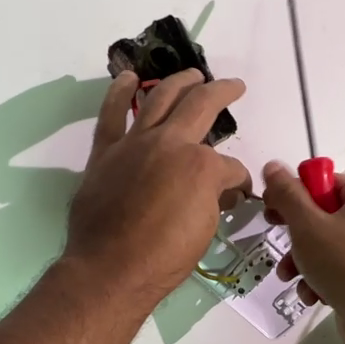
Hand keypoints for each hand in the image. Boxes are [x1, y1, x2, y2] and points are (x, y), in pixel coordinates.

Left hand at [65, 69, 251, 302]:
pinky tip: (128, 79)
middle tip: (234, 87)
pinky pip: (112, 114)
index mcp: (201, 166)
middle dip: (222, 93)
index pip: (230, 167)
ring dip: (179, 82)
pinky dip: (120, 92)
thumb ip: (212, 201)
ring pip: (160, 98)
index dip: (239, 180)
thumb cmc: (164, 258)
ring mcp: (135, 143)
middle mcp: (170, 143)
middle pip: (201, 106)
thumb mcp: (204, 230)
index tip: (238, 193)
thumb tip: (217, 193)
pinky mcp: (106, 152)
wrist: (111, 269)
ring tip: (192, 74)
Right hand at [261, 161, 344, 343]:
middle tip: (277, 242)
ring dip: (303, 262)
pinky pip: (340, 269)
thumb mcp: (307, 226)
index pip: (324, 183)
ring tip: (289, 277)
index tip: (271, 212)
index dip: (294, 196)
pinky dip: (321, 279)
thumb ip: (287, 195)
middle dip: (296, 236)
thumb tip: (273, 166)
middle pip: (324, 216)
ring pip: (328, 246)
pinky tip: (312, 295)